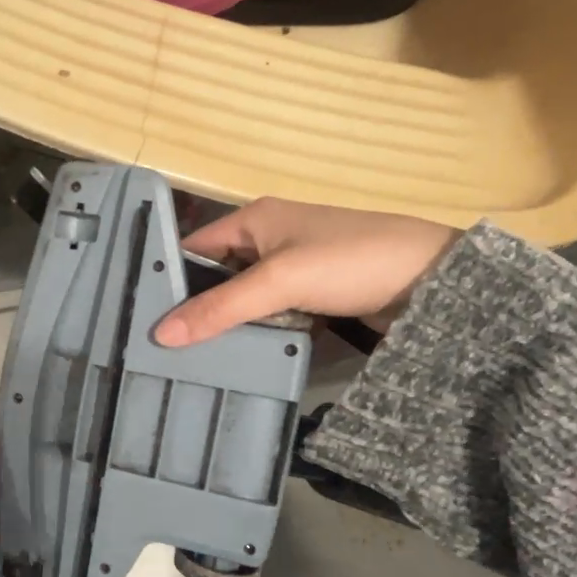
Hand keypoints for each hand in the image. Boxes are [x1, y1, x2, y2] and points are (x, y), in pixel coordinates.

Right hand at [156, 198, 461, 347]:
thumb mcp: (279, 282)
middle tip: (157, 346)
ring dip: (222, 323)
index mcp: (254, 219)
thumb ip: (219, 308)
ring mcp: (292, 268)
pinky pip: (268, 312)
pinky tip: (233, 355)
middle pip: (214, 275)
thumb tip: (158, 336)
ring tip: (185, 358)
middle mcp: (268, 238)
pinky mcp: (312, 295)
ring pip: (241, 298)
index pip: (192, 247)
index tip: (138, 315)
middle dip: (191, 307)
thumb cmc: (351, 262)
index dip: (166, 277)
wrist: (437, 282)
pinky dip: (252, 330)